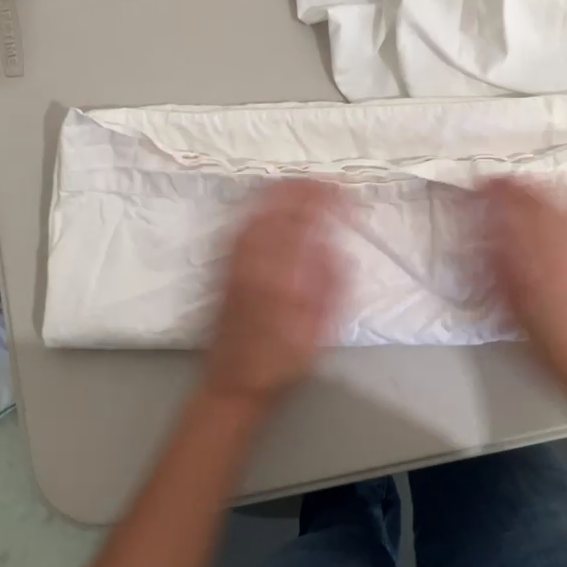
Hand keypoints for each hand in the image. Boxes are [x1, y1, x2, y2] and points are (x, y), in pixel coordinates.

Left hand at [202, 179, 347, 408]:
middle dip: (302, 189)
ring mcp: (233, 264)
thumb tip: (334, 247)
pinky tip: (265, 207)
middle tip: (325, 182)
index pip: (305, 223)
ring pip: (254, 214)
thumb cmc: (281, 365)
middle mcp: (254, 263)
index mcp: (282, 276)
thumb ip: (328, 287)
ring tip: (300, 184)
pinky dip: (255, 208)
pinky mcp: (222, 270)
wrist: (233, 384)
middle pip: (276, 210)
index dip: (326, 202)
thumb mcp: (318, 333)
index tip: (345, 195)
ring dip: (278, 193)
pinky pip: (238, 227)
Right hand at [476, 177, 566, 401]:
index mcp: (531, 256)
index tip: (479, 186)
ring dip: (543, 190)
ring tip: (529, 186)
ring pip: (563, 205)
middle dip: (516, 185)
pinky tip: (566, 205)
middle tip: (499, 183)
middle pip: (537, 201)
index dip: (492, 193)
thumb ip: (494, 266)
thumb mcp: (507, 303)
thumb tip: (481, 236)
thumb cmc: (543, 338)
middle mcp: (558, 246)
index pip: (508, 211)